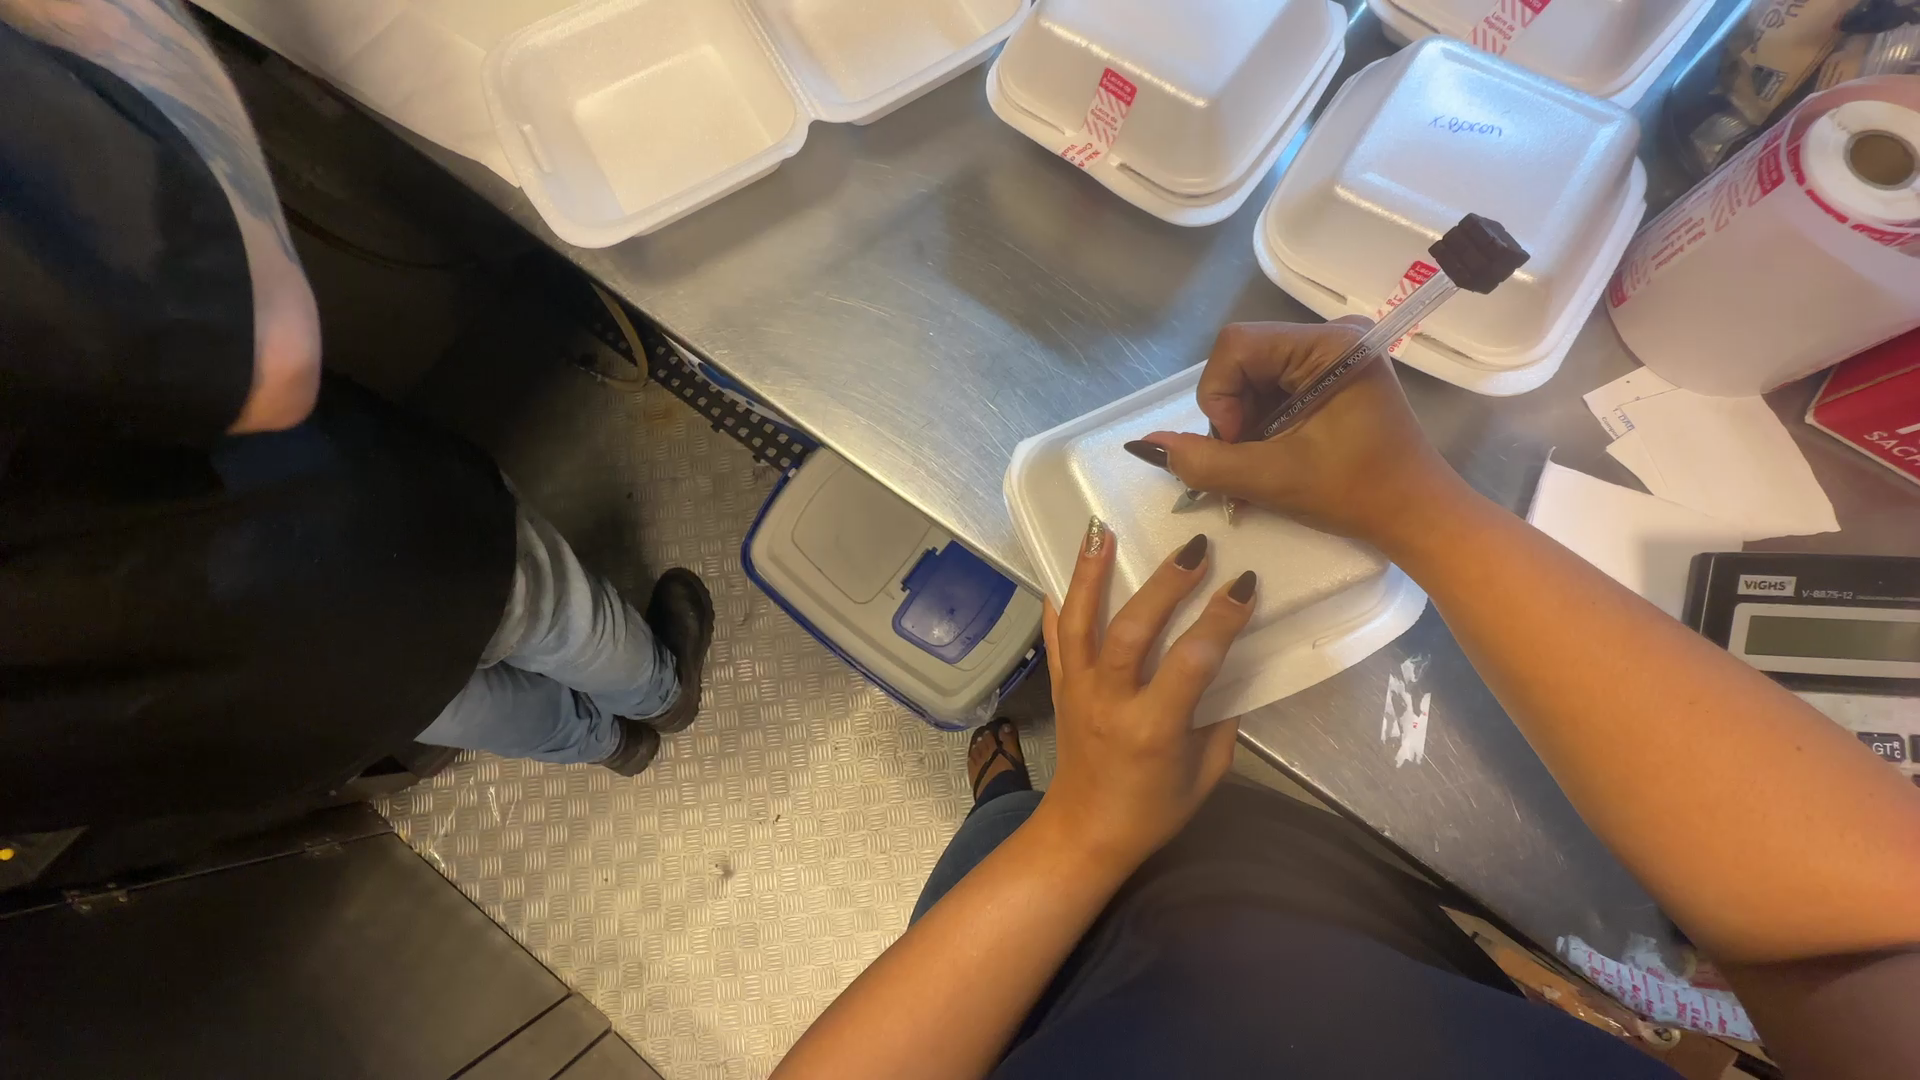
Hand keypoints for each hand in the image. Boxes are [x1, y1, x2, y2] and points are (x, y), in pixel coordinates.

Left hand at [1034, 520, 1256, 870]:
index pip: (1192, 660)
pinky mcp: (1058, 687)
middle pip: (1133, 630)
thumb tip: (1226, 665)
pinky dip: (1056, 603)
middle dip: (1165, 584)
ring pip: (1080, 622)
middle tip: (1193, 548)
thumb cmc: (1152, 811)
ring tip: (1101, 530)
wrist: (1085, 832)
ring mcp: (1076, 690)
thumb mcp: (1206, 774)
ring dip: (1090, 573)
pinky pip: (1054, 639)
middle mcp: (1109, 701)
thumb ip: (1219, 719)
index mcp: (1153, 728)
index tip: (1242, 585)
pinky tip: (1060, 572)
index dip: (1221, 619)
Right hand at [1142, 320, 1467, 544]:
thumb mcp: (1271, 479)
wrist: (1414, 516)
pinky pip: (1267, 388)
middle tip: (1247, 459)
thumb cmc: (1354, 494)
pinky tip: (1270, 453)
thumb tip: (1145, 444)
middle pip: (1240, 360)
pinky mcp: (1327, 376)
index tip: (1240, 442)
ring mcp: (1331, 355)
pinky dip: (1256, 424)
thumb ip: (1203, 461)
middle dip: (1231, 413)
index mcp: (1331, 345)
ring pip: (1248, 377)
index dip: (1220, 396)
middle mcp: (1331, 337)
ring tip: (1259, 462)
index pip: (1236, 345)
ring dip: (1240, 423)